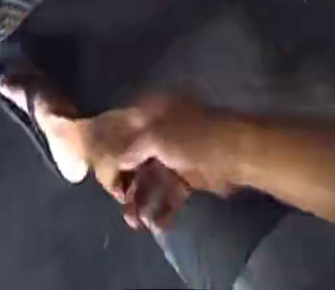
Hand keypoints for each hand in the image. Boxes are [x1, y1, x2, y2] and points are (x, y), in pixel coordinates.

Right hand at [81, 95, 247, 229]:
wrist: (235, 153)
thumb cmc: (193, 138)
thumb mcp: (156, 137)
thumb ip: (132, 147)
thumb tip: (117, 158)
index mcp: (156, 111)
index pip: (125, 125)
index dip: (111, 145)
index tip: (100, 168)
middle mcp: (164, 130)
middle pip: (136, 156)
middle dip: (126, 179)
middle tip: (119, 199)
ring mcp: (176, 153)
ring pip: (151, 177)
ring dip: (141, 198)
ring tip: (134, 221)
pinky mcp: (188, 174)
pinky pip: (168, 192)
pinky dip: (161, 207)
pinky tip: (156, 223)